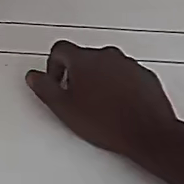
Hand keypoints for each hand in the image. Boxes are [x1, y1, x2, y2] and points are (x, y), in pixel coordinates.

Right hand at [26, 41, 183, 161]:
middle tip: (76, 97)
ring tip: (98, 106)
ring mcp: (129, 65)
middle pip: (84, 57)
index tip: (56, 81)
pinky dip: (119, 86)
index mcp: (84, 60)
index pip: (60, 49)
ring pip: (106, 66)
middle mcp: (107, 56)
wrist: (148, 134)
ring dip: (99, 80)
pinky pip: (126, 75)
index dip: (53, 65)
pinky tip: (117, 107)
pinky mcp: (145, 76)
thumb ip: (45, 88)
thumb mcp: (64, 108)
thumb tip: (34, 77)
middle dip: (76, 74)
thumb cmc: (108, 122)